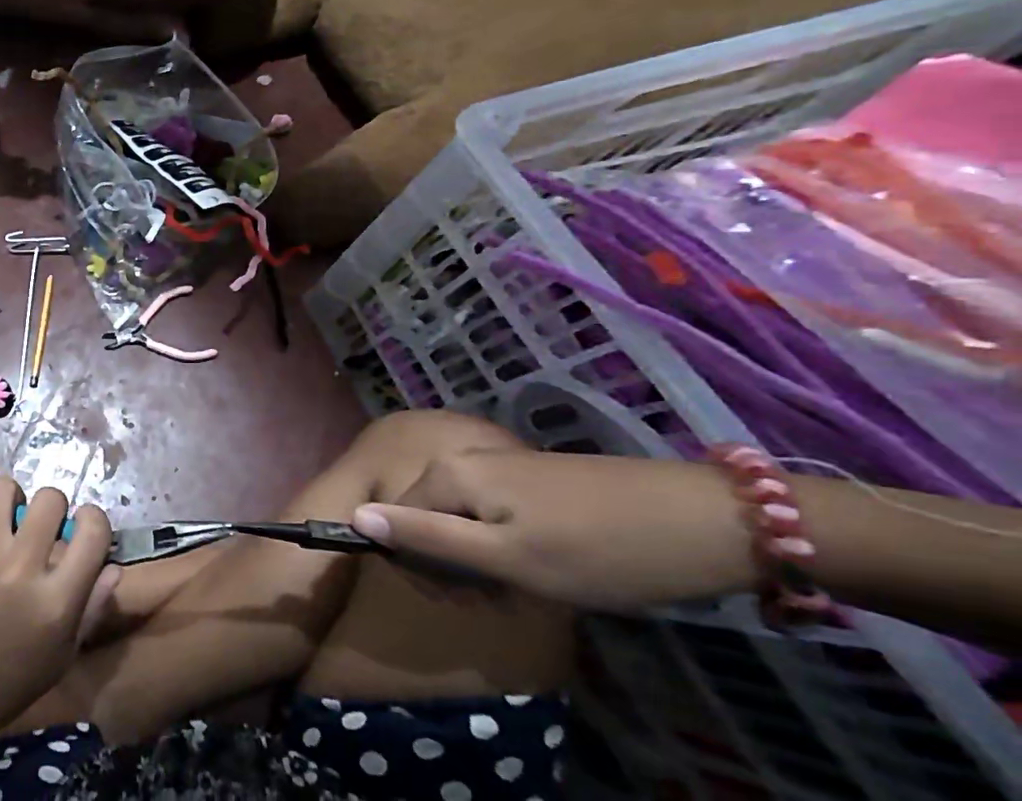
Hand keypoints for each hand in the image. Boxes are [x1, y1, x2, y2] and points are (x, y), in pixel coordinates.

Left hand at [0, 480, 119, 725]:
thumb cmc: (15, 678)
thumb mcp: (65, 652)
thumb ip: (93, 606)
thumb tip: (114, 566)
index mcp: (57, 599)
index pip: (93, 531)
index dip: (95, 520)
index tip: (83, 527)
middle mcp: (22, 569)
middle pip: (49, 499)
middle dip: (54, 506)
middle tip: (45, 527)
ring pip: (3, 490)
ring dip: (11, 498)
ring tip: (9, 518)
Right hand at [353, 449, 758, 609]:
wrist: (703, 522)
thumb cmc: (598, 549)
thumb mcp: (507, 557)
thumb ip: (427, 538)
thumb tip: (355, 516)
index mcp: (448, 474)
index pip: (392, 519)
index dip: (415, 565)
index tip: (460, 600)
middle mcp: (463, 459)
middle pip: (423, 515)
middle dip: (445, 560)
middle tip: (494, 596)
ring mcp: (499, 464)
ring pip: (456, 515)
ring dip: (474, 554)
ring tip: (518, 585)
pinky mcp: (529, 475)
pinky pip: (487, 510)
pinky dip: (499, 541)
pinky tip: (537, 562)